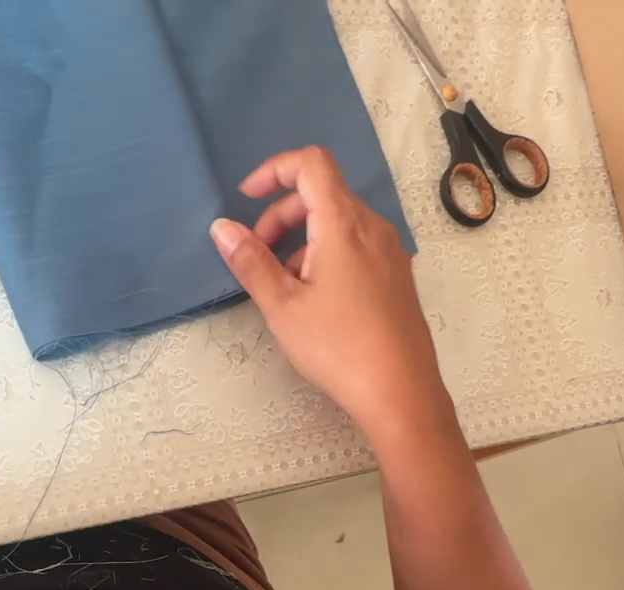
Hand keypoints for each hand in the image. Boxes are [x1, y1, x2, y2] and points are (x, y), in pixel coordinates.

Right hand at [210, 147, 452, 442]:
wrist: (400, 392)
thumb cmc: (338, 348)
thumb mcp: (284, 308)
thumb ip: (251, 263)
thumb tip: (223, 228)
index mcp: (343, 224)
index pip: (311, 164)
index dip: (274, 170)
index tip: (247, 199)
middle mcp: (373, 227)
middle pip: (321, 195)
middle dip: (280, 217)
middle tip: (257, 259)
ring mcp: (390, 252)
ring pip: (338, 225)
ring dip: (301, 242)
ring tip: (285, 291)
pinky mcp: (397, 277)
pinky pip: (356, 248)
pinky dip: (326, 256)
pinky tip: (316, 302)